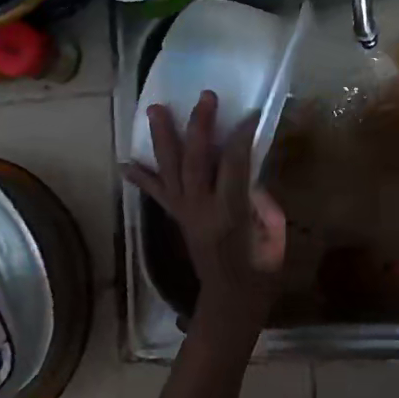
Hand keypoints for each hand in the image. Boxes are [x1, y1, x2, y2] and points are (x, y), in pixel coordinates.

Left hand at [124, 92, 287, 331]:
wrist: (232, 299)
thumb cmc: (262, 269)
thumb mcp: (273, 232)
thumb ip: (259, 198)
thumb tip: (245, 173)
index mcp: (231, 213)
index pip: (233, 163)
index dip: (241, 135)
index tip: (250, 113)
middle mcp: (201, 209)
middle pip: (195, 159)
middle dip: (199, 125)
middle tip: (204, 97)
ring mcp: (185, 213)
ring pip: (170, 170)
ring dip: (162, 138)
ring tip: (153, 109)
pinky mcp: (177, 218)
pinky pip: (158, 194)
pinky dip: (142, 178)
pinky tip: (125, 163)